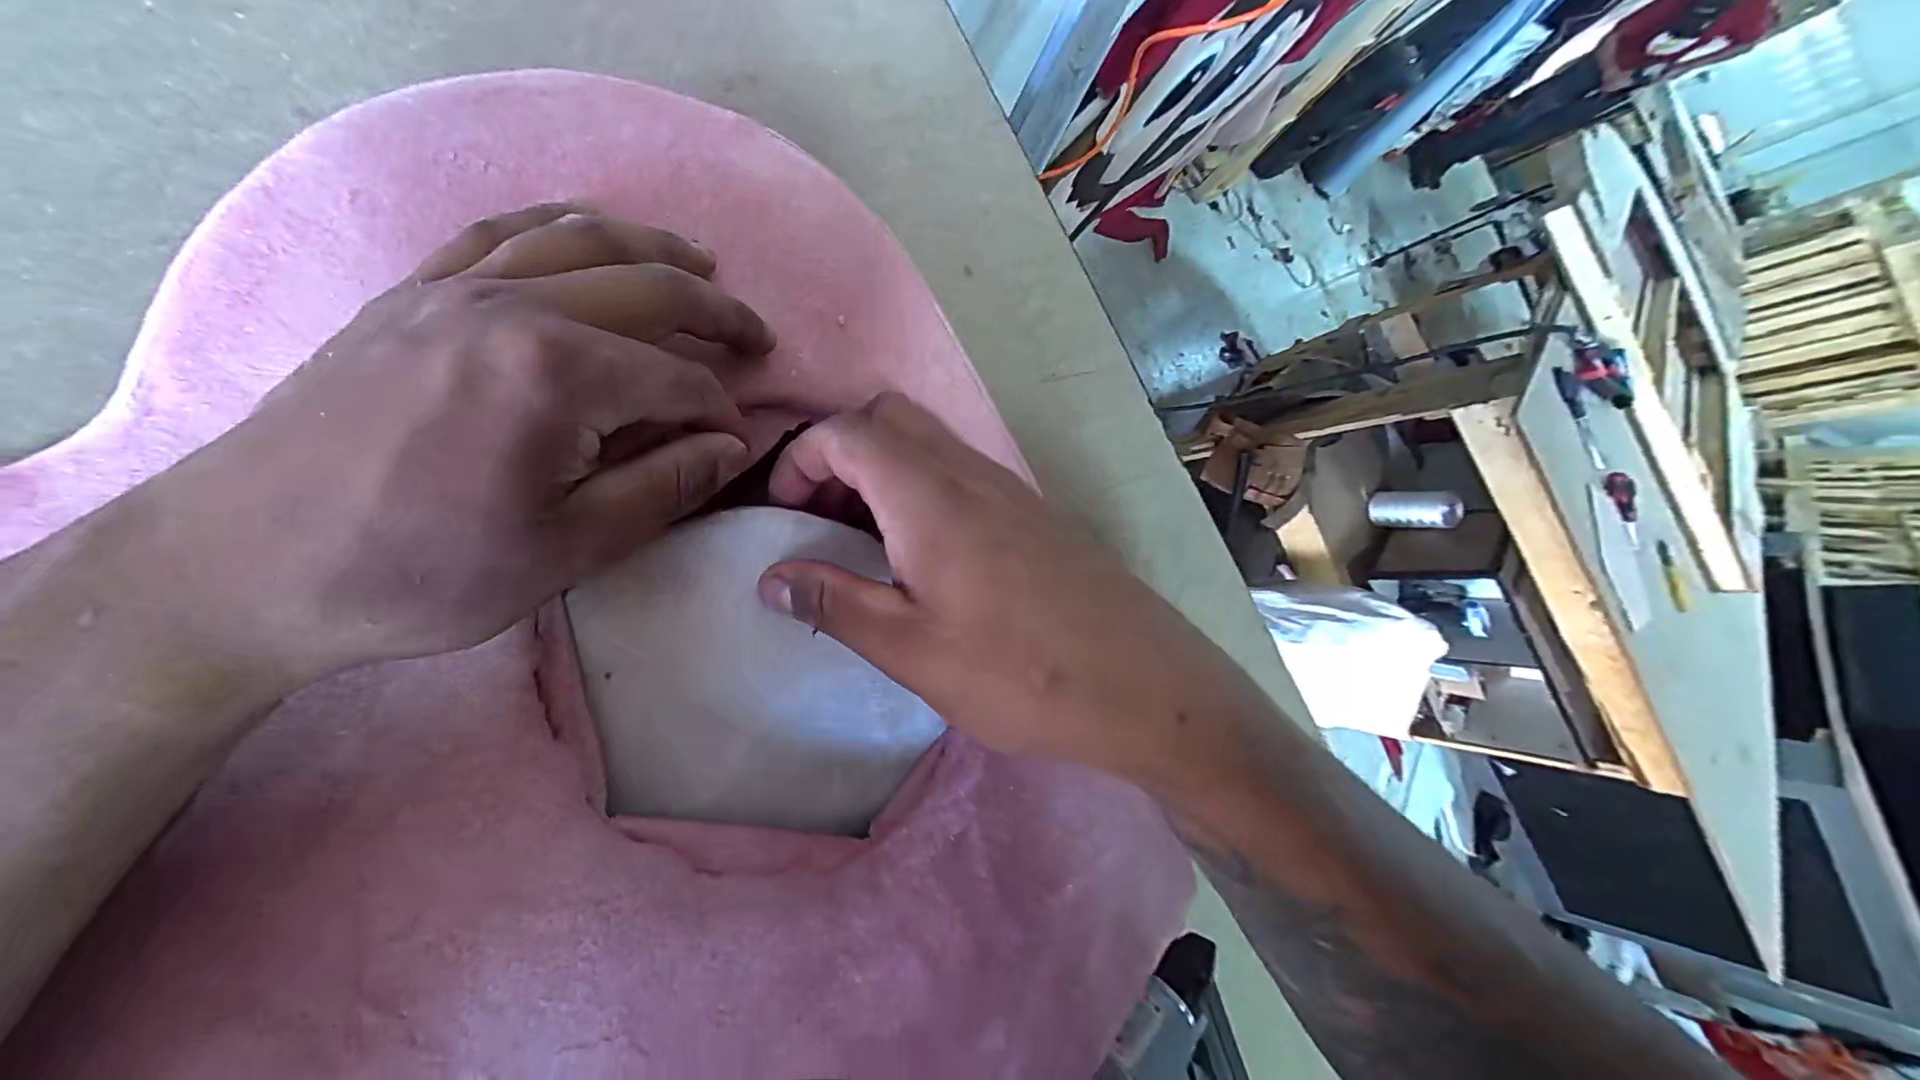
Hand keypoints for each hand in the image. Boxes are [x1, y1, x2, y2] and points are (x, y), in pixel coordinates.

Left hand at [105, 204, 776, 681]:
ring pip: (579, 241)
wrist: (247, 566)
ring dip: (652, 249)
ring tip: (699, 265)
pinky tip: (589, 234)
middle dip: (715, 315)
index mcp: (556, 373)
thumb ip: (664, 486)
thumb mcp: (571, 548)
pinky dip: (561, 226)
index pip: (676, 379)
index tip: (734, 445)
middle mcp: (511, 308)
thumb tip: (729, 447)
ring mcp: (453, 290)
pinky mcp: (411, 295)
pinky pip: (500, 233)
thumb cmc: (426, 571)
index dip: (719, 412)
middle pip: (646, 290)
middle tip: (758, 337)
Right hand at [756, 395, 1269, 785]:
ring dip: (882, 471)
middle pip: (889, 418)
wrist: (1145, 686)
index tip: (782, 513)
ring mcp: (1010, 488)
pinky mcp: (1035, 513)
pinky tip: (924, 556)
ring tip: (864, 540)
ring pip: (929, 442)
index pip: (846, 432)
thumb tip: (770, 579)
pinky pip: (962, 473)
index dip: (798, 460)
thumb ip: (835, 604)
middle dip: (839, 452)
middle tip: (821, 517)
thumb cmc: (1020, 674)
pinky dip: (921, 489)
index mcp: (930, 496)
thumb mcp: (912, 650)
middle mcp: (971, 473)